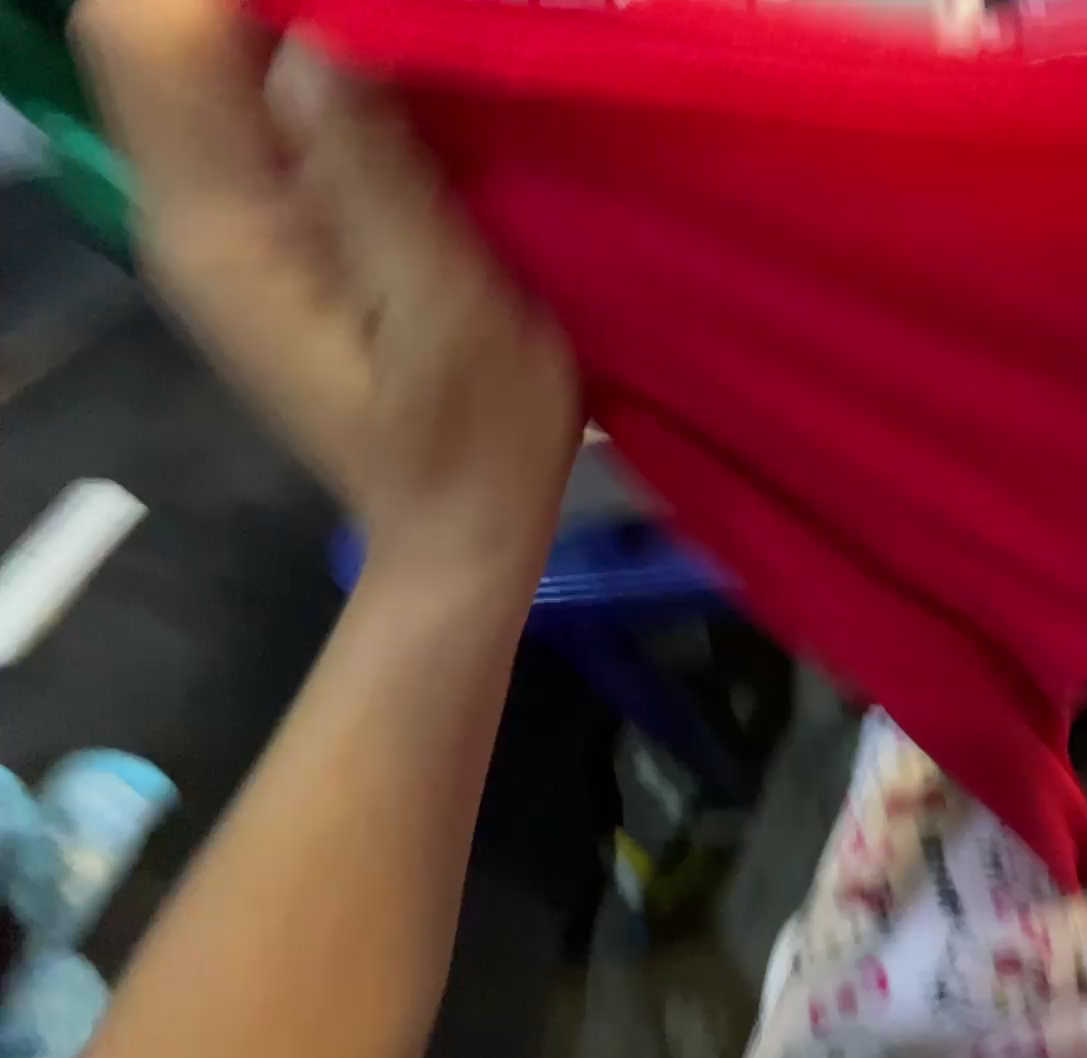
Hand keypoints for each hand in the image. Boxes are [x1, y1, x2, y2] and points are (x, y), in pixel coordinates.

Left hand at [74, 0, 580, 584]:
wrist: (462, 527)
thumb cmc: (482, 440)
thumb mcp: (459, 317)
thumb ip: (382, 187)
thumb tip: (321, 48)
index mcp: (228, 232)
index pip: (153, 36)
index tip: (390, 24)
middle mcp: (198, 221)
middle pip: (178, 51)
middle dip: (295, 23)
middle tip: (426, 55)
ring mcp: (235, 244)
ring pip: (229, 94)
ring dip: (324, 69)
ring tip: (431, 94)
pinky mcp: (280, 263)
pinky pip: (278, 150)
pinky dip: (340, 120)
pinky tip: (415, 150)